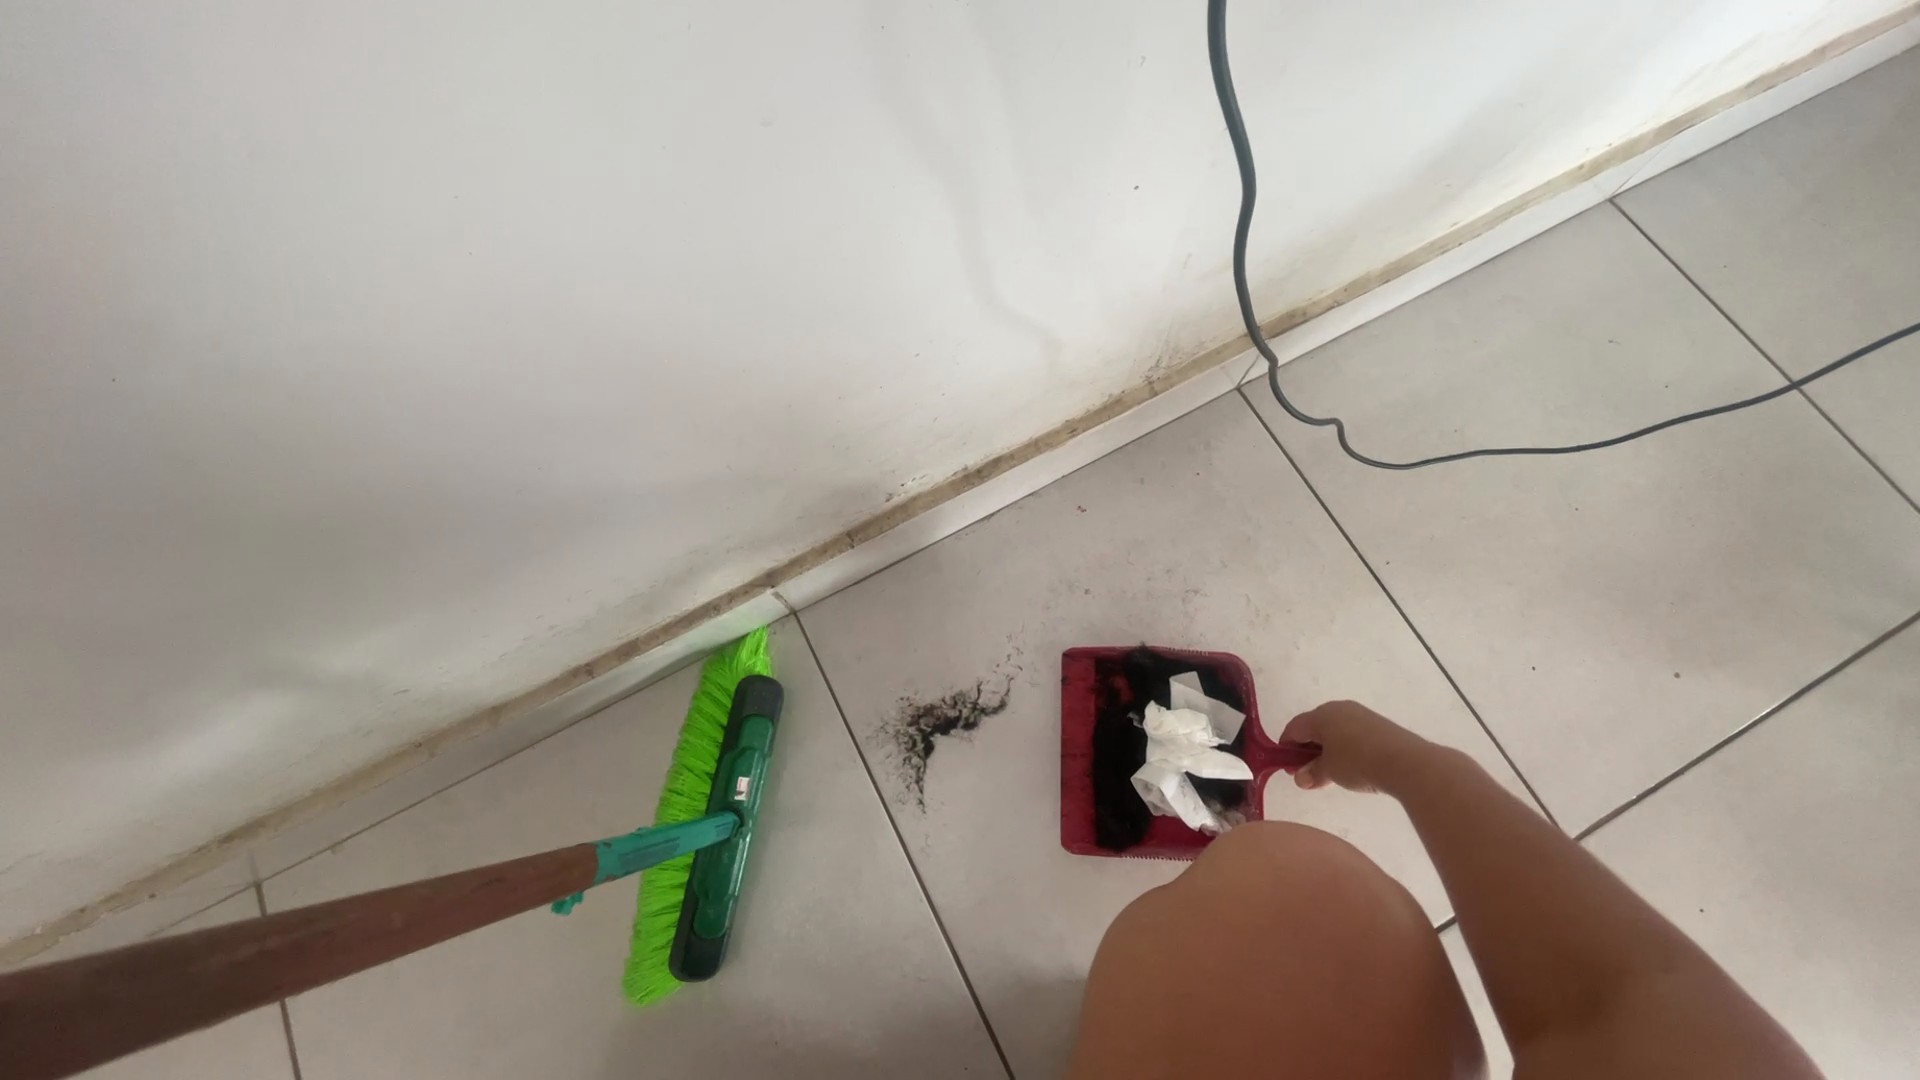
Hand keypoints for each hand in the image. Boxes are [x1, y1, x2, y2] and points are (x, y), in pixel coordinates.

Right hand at [1280, 701, 1432, 793]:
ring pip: (1334, 732)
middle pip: (1314, 728)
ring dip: (1327, 751)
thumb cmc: (1358, 762)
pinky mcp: (1379, 725)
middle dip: (1308, 750)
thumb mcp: (1329, 771)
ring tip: (1332, 773)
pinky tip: (1353, 767)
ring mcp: (1360, 715)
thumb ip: (1311, 773)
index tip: (1288, 768)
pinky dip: (1346, 749)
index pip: (1294, 728)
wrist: (1407, 762)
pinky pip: (1353, 735)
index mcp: (1320, 715)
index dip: (1286, 747)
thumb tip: (1300, 778)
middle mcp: (1338, 708)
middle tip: (1308, 772)